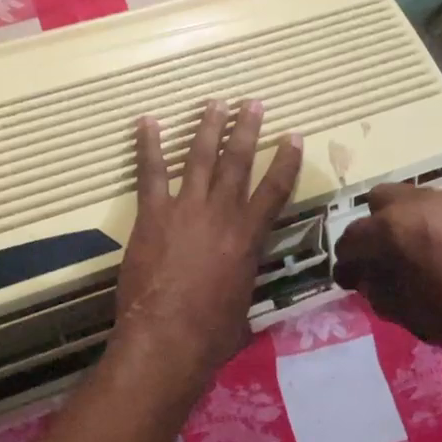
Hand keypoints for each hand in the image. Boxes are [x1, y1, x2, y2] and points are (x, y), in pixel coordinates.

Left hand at [115, 99, 303, 378]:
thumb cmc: (210, 335)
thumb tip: (241, 282)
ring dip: (208, 127)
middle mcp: (221, 214)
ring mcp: (186, 209)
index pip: (274, 191)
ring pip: (200, 157)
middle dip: (246, 129)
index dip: (286, 162)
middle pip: (238, 162)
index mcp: (248, 238)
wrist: (168, 339)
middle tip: (253, 102)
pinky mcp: (153, 213)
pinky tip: (148, 120)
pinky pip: (151, 171)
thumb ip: (242, 280)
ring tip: (214, 102)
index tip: (293, 136)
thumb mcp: (241, 306)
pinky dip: (148, 144)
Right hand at [332, 183, 441, 377]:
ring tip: (431, 257)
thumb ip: (382, 292)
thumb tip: (367, 279)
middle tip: (388, 260)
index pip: (352, 238)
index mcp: (395, 230)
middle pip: (380, 202)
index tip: (350, 280)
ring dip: (413, 223)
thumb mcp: (417, 319)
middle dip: (376, 228)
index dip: (347, 263)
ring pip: (418, 200)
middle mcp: (420, 201)